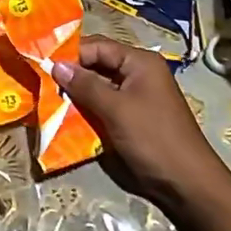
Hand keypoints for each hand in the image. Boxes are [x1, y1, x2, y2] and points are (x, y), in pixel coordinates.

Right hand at [52, 36, 230, 211]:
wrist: (187, 183)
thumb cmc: (153, 138)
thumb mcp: (116, 109)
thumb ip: (86, 86)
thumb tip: (56, 64)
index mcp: (140, 61)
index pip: (99, 46)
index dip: (72, 54)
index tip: (43, 64)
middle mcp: (139, 73)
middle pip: (99, 66)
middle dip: (73, 76)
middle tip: (42, 85)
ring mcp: (138, 97)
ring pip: (101, 88)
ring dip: (79, 96)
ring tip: (49, 102)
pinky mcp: (134, 119)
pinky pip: (107, 107)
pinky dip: (90, 112)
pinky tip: (68, 120)